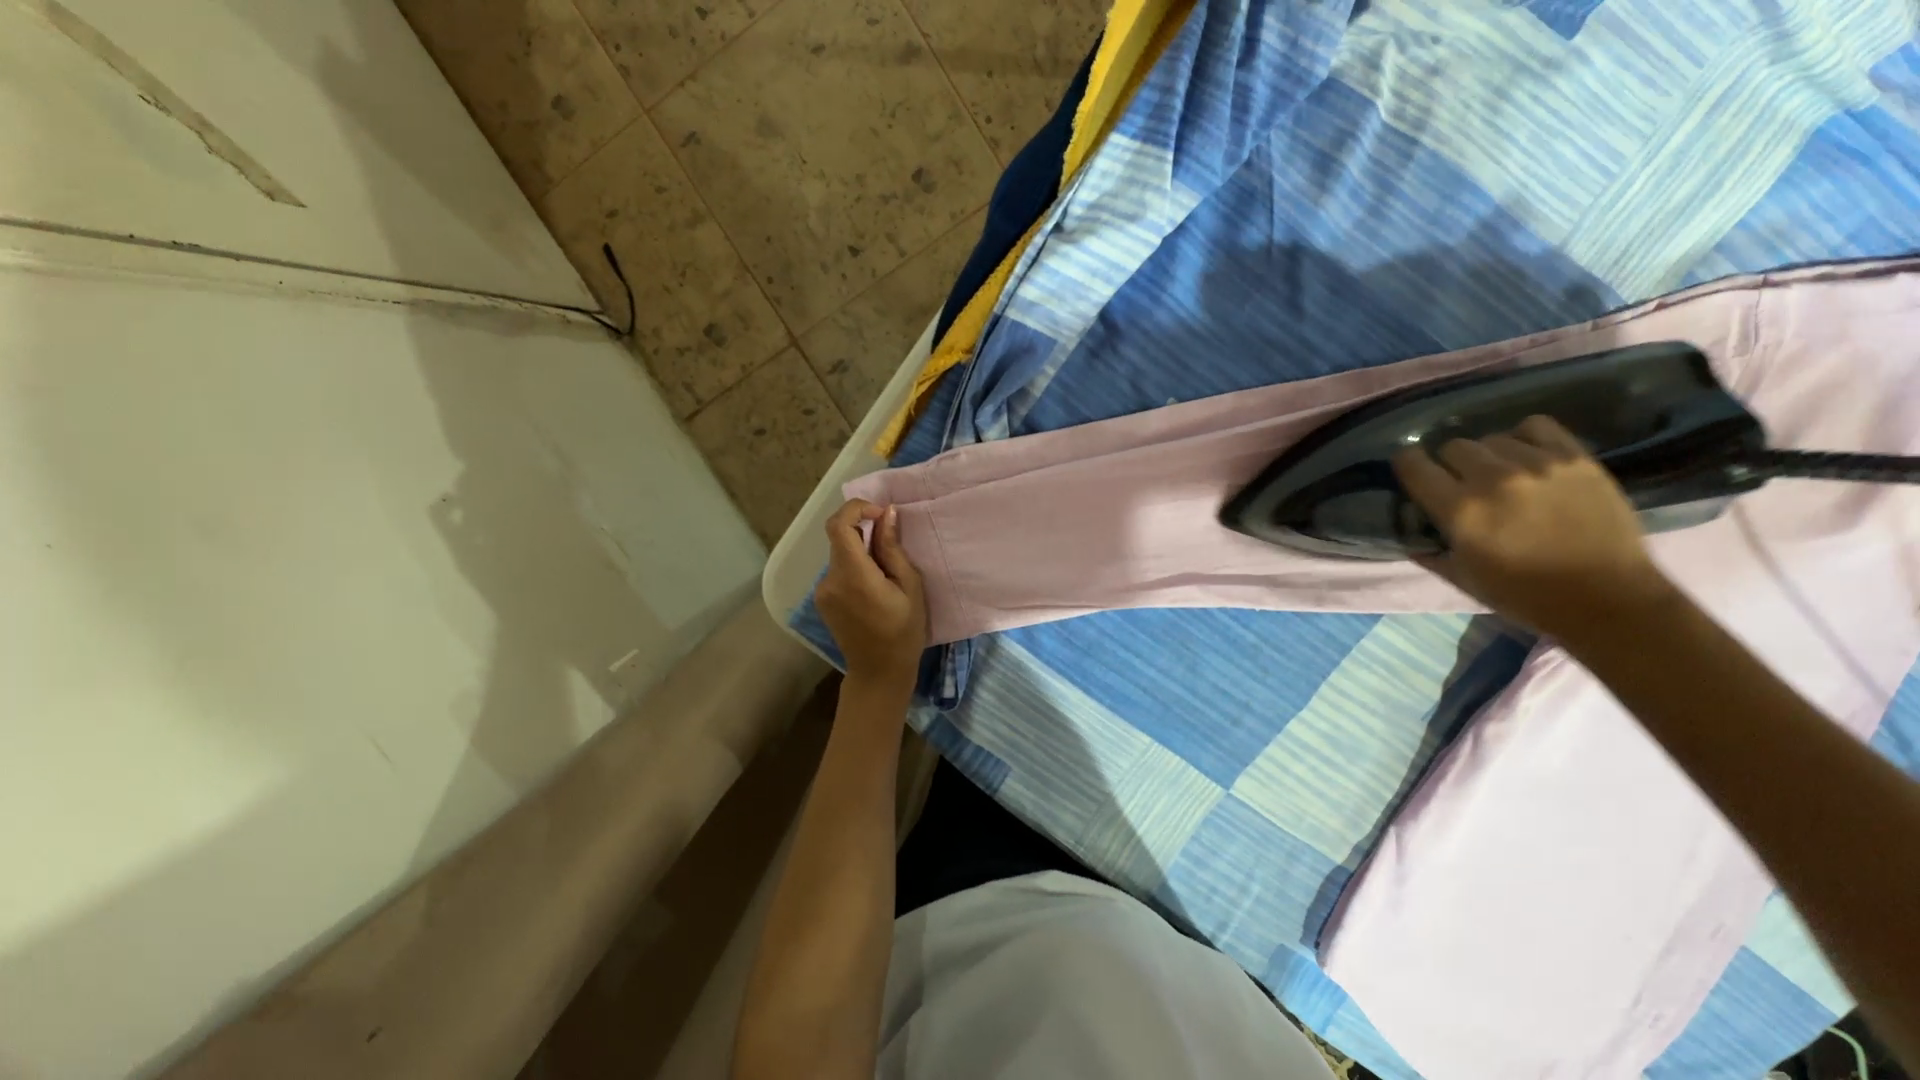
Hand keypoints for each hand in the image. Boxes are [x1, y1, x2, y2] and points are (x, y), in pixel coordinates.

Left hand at [817, 499, 927, 687]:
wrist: (879, 672)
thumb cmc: (903, 632)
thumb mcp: (910, 586)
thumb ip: (893, 548)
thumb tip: (886, 513)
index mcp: (853, 575)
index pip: (839, 524)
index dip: (857, 509)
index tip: (880, 515)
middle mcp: (830, 579)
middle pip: (839, 537)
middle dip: (864, 532)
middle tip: (891, 548)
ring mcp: (822, 591)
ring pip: (839, 554)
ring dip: (860, 551)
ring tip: (886, 574)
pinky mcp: (822, 599)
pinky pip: (837, 571)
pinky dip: (854, 567)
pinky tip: (873, 588)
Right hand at [1391, 415, 1680, 640]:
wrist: (1606, 598)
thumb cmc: (1526, 597)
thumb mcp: (1463, 580)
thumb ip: (1432, 551)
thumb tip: (1413, 533)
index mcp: (1461, 511)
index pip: (1414, 465)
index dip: (1409, 467)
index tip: (1416, 476)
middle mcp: (1493, 479)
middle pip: (1454, 446)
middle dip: (1451, 464)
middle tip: (1465, 484)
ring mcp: (1538, 464)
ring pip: (1493, 438)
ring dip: (1490, 455)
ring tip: (1503, 475)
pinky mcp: (1575, 458)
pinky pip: (1537, 426)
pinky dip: (1526, 438)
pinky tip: (1530, 458)